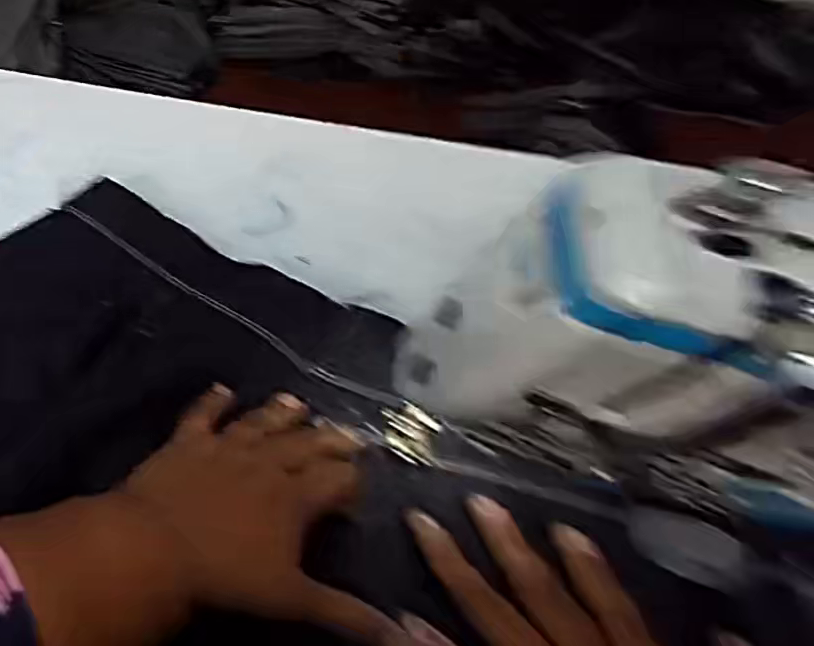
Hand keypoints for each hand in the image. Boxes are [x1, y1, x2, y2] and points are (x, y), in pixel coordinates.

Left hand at [119, 385, 400, 642]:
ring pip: (255, 424)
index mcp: (292, 498)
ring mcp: (219, 447)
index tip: (367, 469)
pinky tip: (222, 389)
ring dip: (277, 413)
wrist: (157, 541)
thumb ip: (350, 614)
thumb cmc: (228, 573)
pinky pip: (201, 415)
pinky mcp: (184, 441)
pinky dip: (212, 400)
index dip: (352, 476)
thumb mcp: (295, 598)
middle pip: (299, 446)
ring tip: (296, 402)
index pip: (333, 480)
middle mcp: (259, 464)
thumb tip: (406, 639)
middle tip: (349, 429)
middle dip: (327, 439)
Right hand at [404, 497, 658, 645]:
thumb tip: (407, 618)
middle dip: (511, 548)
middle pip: (545, 598)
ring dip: (593, 575)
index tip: (419, 515)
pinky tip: (727, 635)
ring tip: (569, 532)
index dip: (448, 560)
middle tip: (484, 501)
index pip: (484, 604)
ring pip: (618, 618)